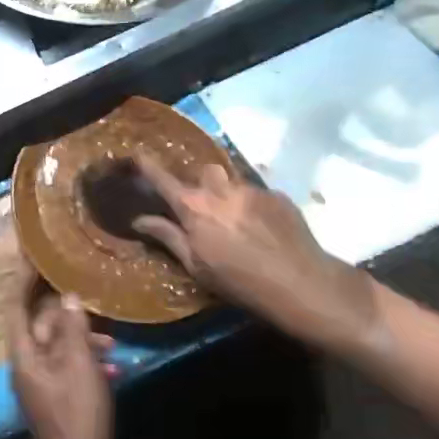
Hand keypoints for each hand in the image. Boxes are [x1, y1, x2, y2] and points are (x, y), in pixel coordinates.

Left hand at [7, 270, 113, 438]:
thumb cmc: (78, 419)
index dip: (22, 278)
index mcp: (23, 355)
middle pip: (40, 325)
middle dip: (65, 311)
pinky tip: (112, 366)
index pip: (15, 305)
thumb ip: (72, 330)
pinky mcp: (54, 399)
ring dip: (81, 339)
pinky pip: (67, 367)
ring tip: (112, 341)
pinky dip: (86, 361)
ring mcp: (39, 383)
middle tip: (89, 296)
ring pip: (57, 346)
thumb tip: (68, 297)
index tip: (32, 253)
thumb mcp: (80, 368)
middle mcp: (25, 365)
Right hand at [132, 158, 381, 353]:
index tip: (135, 153)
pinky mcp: (277, 195)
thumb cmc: (240, 281)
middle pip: (201, 174)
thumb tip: (139, 219)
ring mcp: (251, 189)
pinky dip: (251, 206)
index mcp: (194, 206)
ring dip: (226, 196)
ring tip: (236, 223)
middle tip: (202, 209)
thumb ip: (167, 236)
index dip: (145, 165)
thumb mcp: (196, 265)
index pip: (161, 178)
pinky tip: (261, 229)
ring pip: (229, 183)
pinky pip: (255, 194)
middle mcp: (219, 189)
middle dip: (198, 185)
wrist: (304, 285)